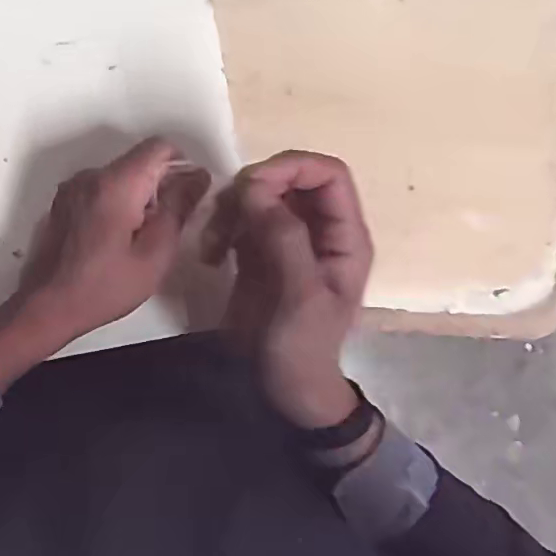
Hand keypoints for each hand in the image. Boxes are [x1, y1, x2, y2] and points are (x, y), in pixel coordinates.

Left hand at [0, 137, 211, 391]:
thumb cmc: (105, 286)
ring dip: (136, 197)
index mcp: (115, 183)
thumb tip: (197, 176)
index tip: (188, 198)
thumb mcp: (155, 254)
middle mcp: (90, 176)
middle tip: (166, 228)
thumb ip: (178, 209)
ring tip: (139, 240)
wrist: (46, 306)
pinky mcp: (61, 204)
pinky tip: (113, 241)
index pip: (159, 146)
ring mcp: (71, 188)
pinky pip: (98, 190)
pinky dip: (114, 204)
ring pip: (118, 177)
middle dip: (159, 186)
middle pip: (137, 161)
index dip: (182, 165)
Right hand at [203, 151, 374, 428]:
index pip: (328, 175)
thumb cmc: (302, 347)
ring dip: (230, 211)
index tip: (251, 185)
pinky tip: (211, 256)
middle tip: (224, 215)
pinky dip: (220, 229)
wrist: (283, 387)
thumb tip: (255, 188)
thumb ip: (284, 239)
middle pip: (289, 180)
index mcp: (344, 237)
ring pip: (259, 198)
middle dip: (253, 190)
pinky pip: (239, 221)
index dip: (292, 168)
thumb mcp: (300, 296)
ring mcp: (286, 241)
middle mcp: (317, 231)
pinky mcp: (257, 253)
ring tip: (212, 244)